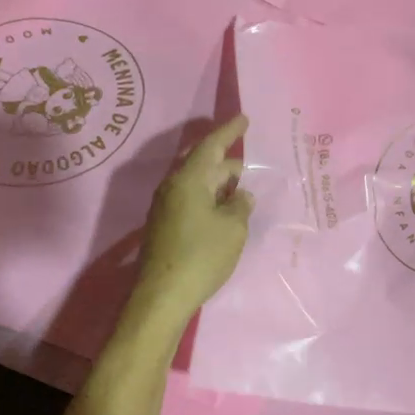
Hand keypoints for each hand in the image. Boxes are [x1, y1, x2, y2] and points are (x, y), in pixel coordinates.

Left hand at [130, 115, 254, 325]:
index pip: (211, 146)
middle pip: (203, 165)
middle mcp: (173, 188)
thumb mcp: (233, 228)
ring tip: (242, 191)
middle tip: (251, 166)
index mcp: (189, 180)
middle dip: (227, 163)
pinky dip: (211, 200)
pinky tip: (225, 212)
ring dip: (220, 185)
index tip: (244, 119)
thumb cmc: (201, 256)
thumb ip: (240, 206)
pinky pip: (193, 201)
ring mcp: (166, 208)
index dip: (229, 131)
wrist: (162, 296)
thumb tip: (240, 196)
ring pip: (198, 185)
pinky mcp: (165, 227)